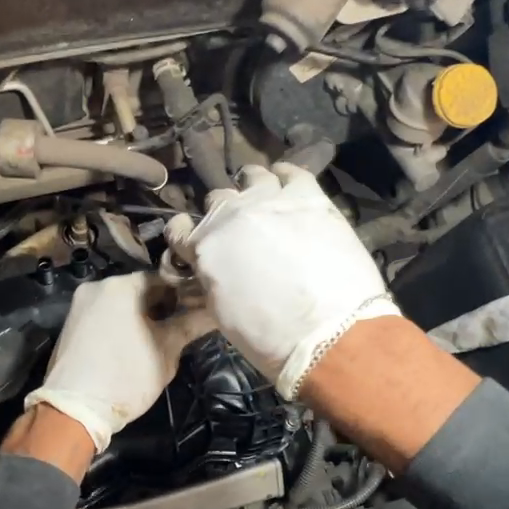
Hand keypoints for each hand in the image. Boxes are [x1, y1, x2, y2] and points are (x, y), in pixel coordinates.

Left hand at [25, 272, 216, 451]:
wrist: (74, 410)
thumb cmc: (126, 377)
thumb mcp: (166, 351)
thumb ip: (190, 325)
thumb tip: (214, 311)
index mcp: (121, 285)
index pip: (162, 279)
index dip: (183, 293)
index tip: (197, 309)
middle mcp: (96, 286)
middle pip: (138, 289)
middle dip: (161, 306)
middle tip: (181, 326)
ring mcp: (79, 305)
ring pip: (119, 302)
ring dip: (140, 315)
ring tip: (159, 337)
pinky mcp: (70, 324)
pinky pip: (103, 315)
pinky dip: (120, 323)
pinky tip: (132, 344)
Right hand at [167, 164, 398, 399]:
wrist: (329, 333)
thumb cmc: (269, 335)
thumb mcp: (220, 310)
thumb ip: (211, 275)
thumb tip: (214, 265)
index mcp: (204, 246)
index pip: (178, 228)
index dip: (183, 236)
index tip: (192, 244)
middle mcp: (231, 215)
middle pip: (217, 198)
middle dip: (221, 213)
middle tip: (237, 230)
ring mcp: (270, 200)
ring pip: (252, 176)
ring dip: (252, 187)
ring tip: (261, 199)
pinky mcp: (308, 197)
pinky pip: (292, 172)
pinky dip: (285, 175)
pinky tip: (286, 182)